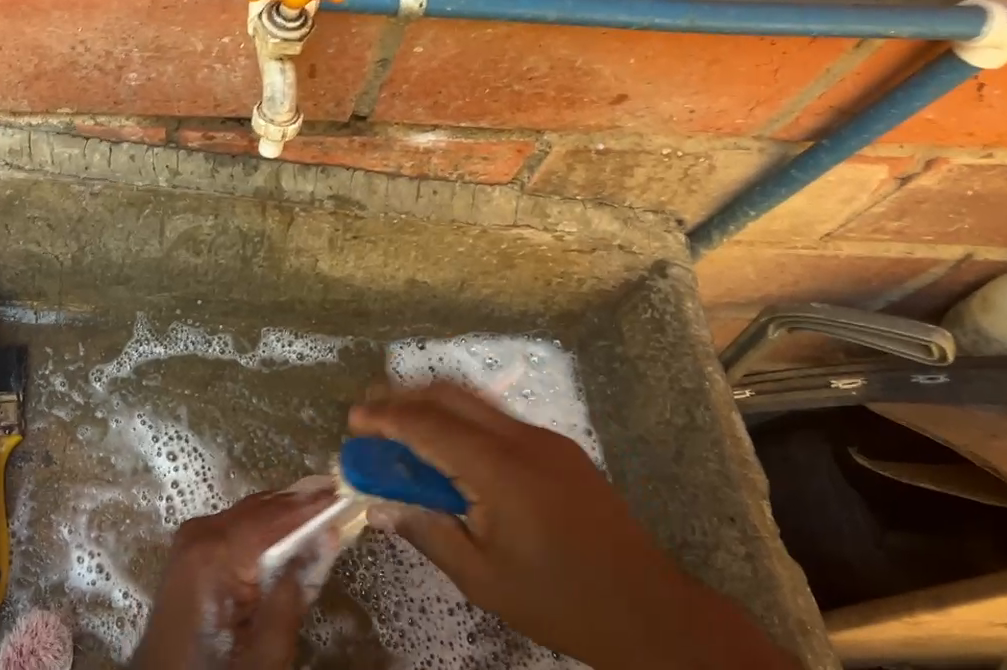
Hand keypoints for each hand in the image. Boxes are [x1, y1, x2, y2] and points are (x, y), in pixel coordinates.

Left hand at [131, 485, 336, 669]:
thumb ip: (293, 595)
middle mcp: (199, 534)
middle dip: (300, 504)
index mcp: (214, 554)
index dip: (310, 507)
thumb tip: (324, 539)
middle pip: (260, 510)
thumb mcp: (264, 652)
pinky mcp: (192, 547)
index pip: (272, 519)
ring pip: (248, 514)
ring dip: (284, 513)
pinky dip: (265, 525)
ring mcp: (191, 538)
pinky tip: (288, 528)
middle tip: (338, 496)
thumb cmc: (217, 669)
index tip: (342, 495)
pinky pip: (235, 526)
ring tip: (321, 507)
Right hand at [351, 384, 801, 669]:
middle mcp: (522, 438)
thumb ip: (428, 532)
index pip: (428, 424)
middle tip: (371, 414)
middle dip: (404, 396)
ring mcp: (546, 439)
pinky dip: (462, 420)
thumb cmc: (561, 600)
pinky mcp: (560, 450)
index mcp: (500, 468)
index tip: (353, 419)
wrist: (653, 613)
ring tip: (402, 424)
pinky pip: (497, 419)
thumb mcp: (483, 578)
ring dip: (433, 403)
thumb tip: (381, 506)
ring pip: (476, 401)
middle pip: (450, 395)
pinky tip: (450, 449)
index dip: (386, 417)